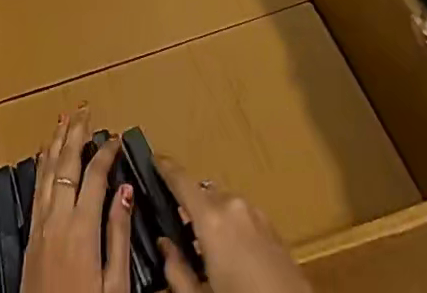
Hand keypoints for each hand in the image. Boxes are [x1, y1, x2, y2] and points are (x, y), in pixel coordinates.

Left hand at [22, 106, 133, 292]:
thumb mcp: (114, 283)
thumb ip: (118, 233)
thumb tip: (126, 191)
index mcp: (82, 229)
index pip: (94, 176)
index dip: (106, 153)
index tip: (116, 137)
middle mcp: (57, 219)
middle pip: (66, 164)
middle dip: (76, 133)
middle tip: (84, 108)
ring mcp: (40, 224)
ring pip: (47, 171)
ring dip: (56, 142)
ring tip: (63, 119)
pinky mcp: (30, 234)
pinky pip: (36, 188)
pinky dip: (42, 165)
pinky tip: (44, 154)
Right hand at [154, 156, 312, 292]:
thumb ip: (176, 269)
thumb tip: (165, 245)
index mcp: (212, 218)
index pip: (181, 180)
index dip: (164, 167)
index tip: (152, 158)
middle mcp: (234, 207)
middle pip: (202, 192)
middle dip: (189, 204)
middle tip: (177, 226)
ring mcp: (257, 216)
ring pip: (224, 203)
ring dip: (211, 216)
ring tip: (204, 246)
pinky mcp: (274, 230)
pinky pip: (242, 216)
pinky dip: (230, 225)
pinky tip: (230, 254)